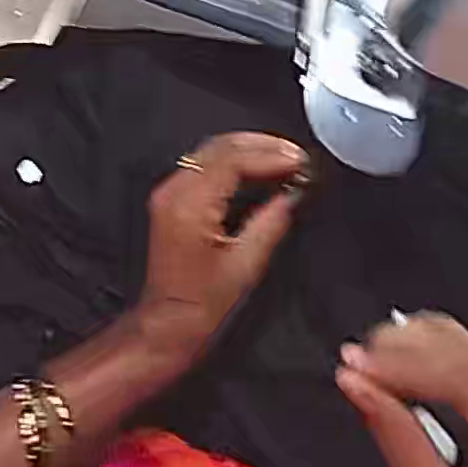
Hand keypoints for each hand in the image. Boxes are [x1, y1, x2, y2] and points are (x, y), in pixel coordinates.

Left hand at [137, 132, 308, 357]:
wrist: (168, 321)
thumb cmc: (202, 303)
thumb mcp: (246, 265)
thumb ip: (271, 222)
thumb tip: (292, 194)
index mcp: (190, 204)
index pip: (232, 160)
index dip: (270, 155)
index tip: (299, 161)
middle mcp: (174, 190)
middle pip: (219, 146)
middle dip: (261, 145)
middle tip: (295, 154)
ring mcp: (169, 191)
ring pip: (210, 151)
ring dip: (247, 149)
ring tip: (282, 156)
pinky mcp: (171, 197)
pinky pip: (203, 165)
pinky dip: (232, 161)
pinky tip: (256, 167)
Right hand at [337, 312, 467, 466]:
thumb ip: (404, 450)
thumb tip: (357, 385)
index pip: (467, 373)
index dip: (403, 359)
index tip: (356, 365)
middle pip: (460, 347)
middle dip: (397, 348)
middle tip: (354, 367)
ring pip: (456, 341)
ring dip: (404, 347)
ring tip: (367, 369)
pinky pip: (460, 356)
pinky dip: (418, 355)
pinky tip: (394, 371)